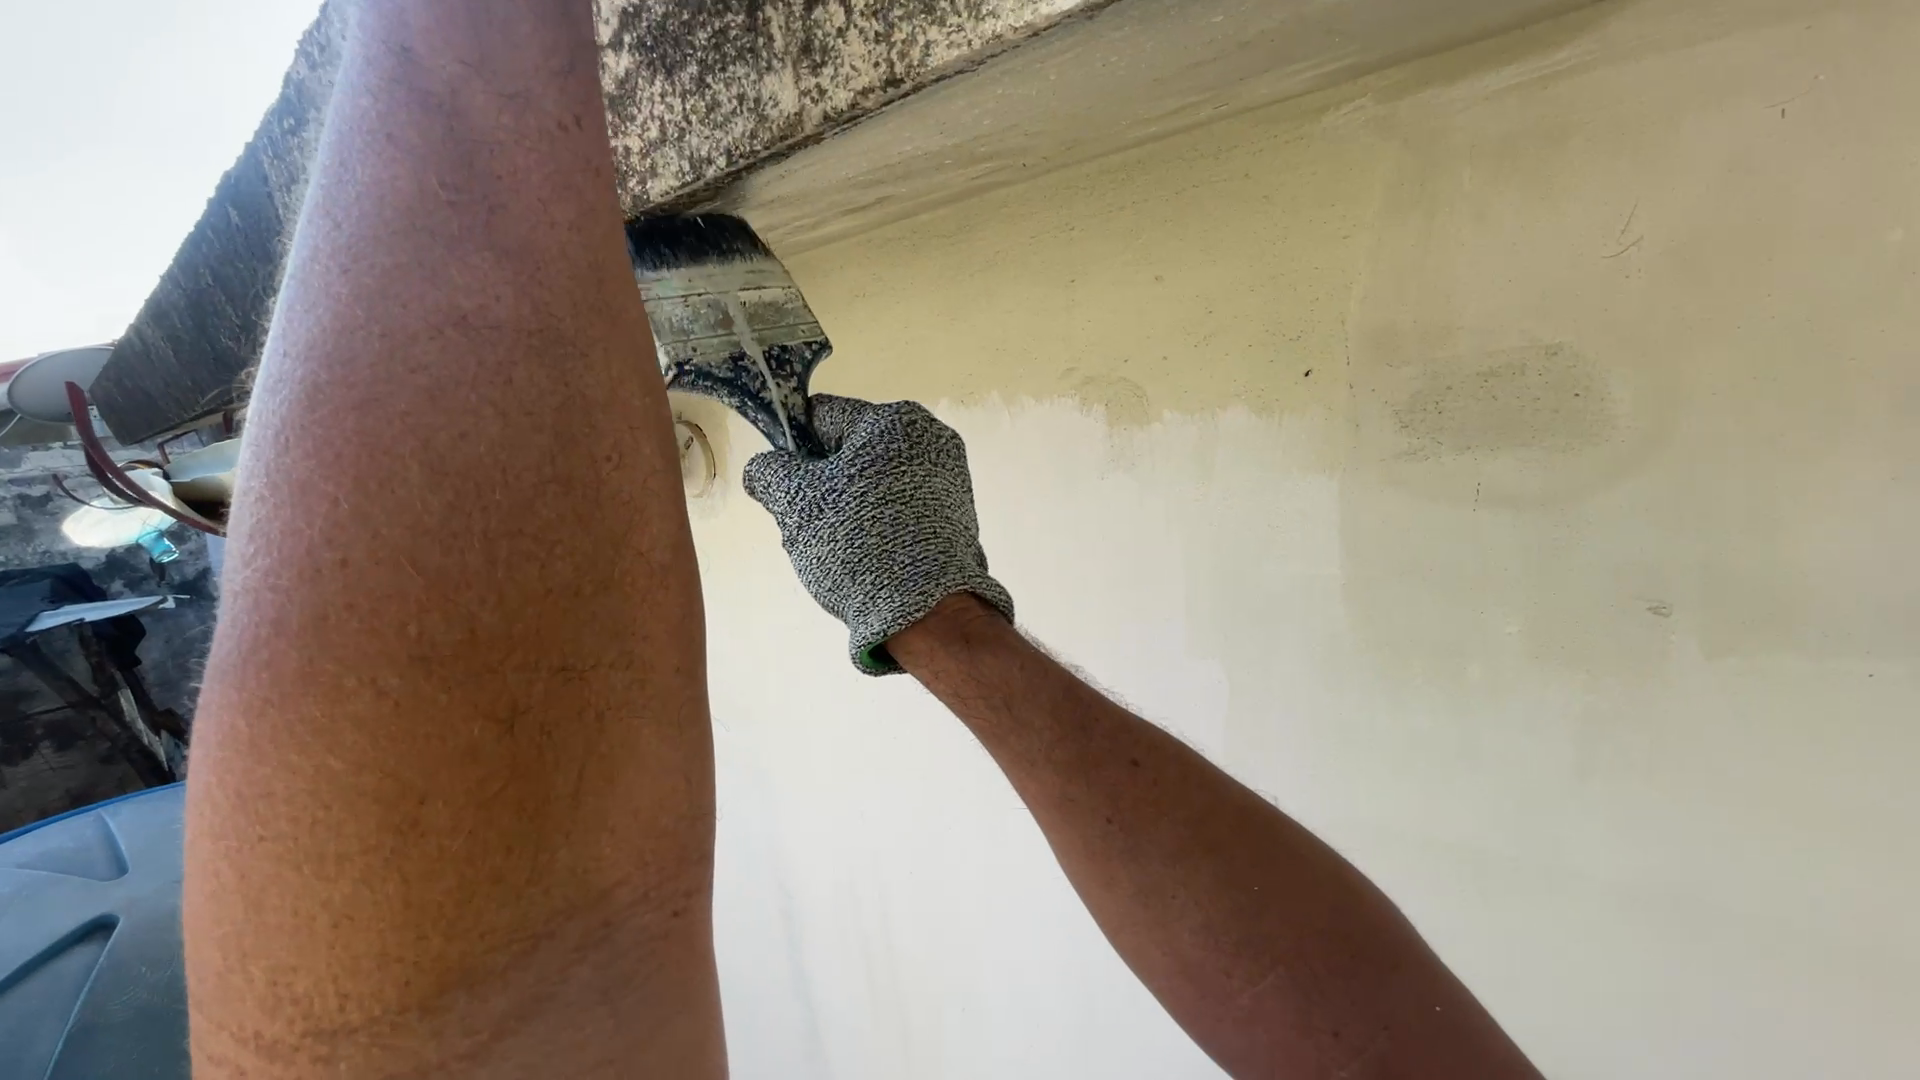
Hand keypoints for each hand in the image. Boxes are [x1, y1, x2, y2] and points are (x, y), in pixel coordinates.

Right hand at [742, 395, 1014, 674]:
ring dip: (848, 511)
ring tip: (837, 552)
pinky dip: (880, 527)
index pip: (823, 416)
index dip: (793, 447)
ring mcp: (950, 480)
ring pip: (874, 485)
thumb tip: (767, 469)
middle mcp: (932, 439)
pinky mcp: (958, 518)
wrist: (926, 611)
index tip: (782, 484)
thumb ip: (769, 472)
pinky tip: (867, 561)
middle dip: (822, 486)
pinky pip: (901, 511)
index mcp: (895, 420)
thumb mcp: (796, 503)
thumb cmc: (859, 542)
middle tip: (808, 527)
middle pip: (851, 453)